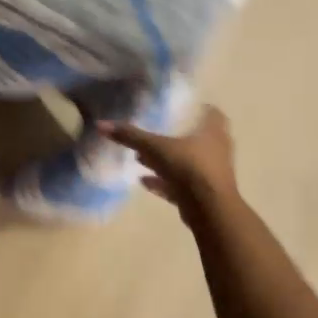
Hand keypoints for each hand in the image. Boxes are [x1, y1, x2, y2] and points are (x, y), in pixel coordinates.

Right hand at [98, 104, 237, 212]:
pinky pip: (181, 183)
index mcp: (213, 132)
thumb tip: (101, 123)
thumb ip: (130, 136)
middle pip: (196, 138)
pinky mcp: (203, 194)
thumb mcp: (155, 147)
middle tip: (154, 131)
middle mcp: (216, 150)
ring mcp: (211, 173)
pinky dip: (163, 182)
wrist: (210, 209)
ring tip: (141, 158)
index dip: (197, 108)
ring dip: (166, 161)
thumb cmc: (189, 167)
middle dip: (174, 136)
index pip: (211, 112)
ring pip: (187, 162)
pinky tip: (144, 181)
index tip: (178, 107)